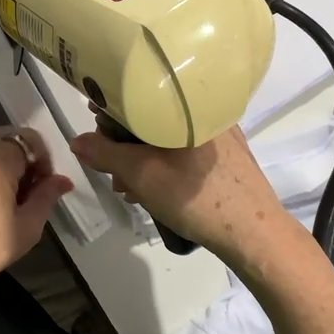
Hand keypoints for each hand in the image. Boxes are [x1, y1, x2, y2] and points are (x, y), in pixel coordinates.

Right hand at [70, 122, 290, 265]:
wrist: (257, 238)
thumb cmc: (197, 198)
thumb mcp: (140, 174)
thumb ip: (104, 153)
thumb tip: (77, 141)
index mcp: (191, 108)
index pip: (141, 96)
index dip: (112, 109)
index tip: (95, 127)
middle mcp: (210, 116)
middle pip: (153, 119)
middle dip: (125, 142)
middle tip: (111, 167)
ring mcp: (223, 139)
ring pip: (168, 139)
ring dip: (142, 158)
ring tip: (128, 187)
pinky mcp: (230, 161)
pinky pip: (186, 153)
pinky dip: (164, 165)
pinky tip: (154, 190)